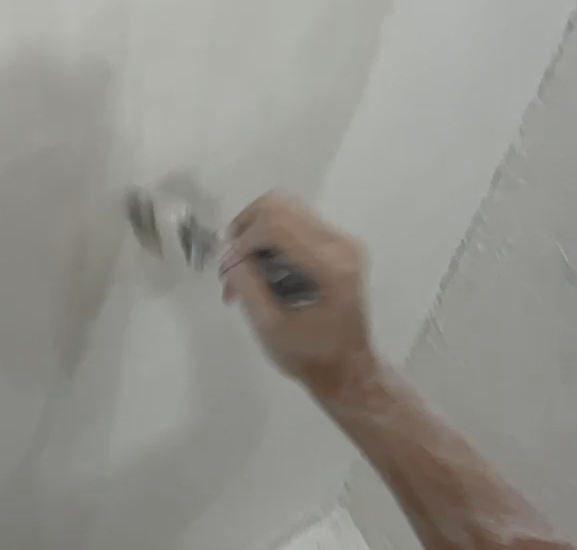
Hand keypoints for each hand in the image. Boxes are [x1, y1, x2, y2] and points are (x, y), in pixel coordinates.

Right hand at [219, 194, 376, 396]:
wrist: (349, 370)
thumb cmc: (311, 356)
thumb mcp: (270, 327)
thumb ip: (247, 286)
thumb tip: (227, 254)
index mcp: (331, 267)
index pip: (276, 225)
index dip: (243, 241)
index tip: (228, 270)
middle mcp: (341, 244)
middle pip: (278, 205)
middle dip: (244, 228)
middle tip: (232, 259)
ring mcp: (342, 240)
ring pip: (283, 207)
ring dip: (253, 230)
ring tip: (243, 261)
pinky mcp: (337, 242)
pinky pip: (292, 219)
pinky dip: (267, 234)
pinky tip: (260, 262)